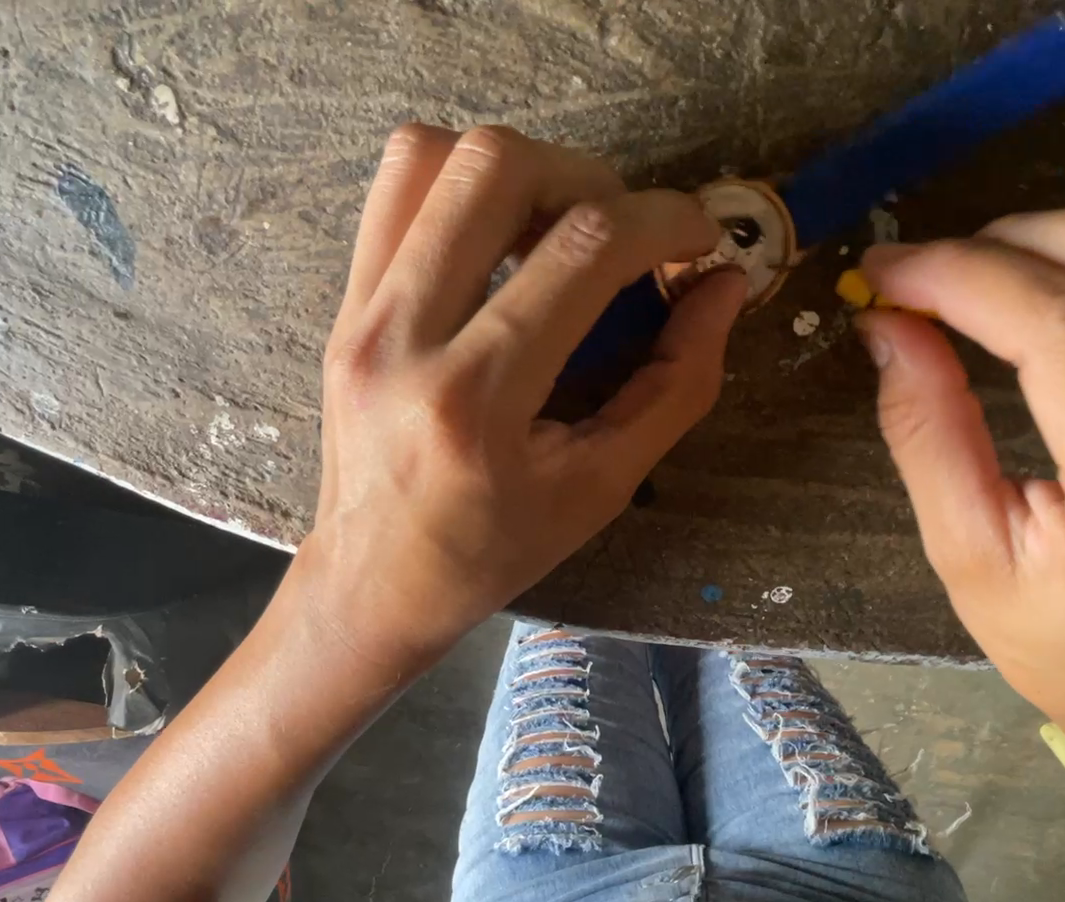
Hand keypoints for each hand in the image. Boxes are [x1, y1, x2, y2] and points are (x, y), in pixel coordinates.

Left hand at [296, 124, 747, 670]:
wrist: (374, 582)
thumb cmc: (491, 551)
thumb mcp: (599, 489)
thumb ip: (674, 386)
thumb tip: (723, 288)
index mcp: (476, 398)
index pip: (583, 249)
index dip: (663, 221)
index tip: (695, 241)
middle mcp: (404, 338)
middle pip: (495, 167)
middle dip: (587, 177)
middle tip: (619, 235)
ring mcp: (359, 316)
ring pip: (430, 156)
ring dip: (516, 170)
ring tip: (554, 230)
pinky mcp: (342, 310)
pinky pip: (393, 195)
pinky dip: (457, 188)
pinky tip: (496, 243)